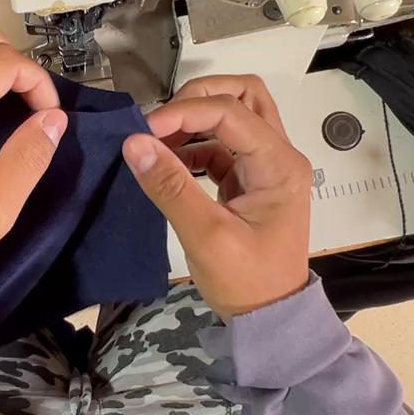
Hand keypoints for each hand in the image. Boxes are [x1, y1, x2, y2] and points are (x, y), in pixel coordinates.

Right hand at [122, 75, 313, 317]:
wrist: (271, 319)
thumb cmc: (246, 282)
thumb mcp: (206, 236)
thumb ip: (171, 187)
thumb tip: (134, 143)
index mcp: (279, 164)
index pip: (230, 111)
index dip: (183, 112)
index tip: (143, 131)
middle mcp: (279, 155)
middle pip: (244, 95)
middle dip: (198, 97)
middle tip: (160, 120)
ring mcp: (266, 166)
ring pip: (236, 114)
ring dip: (196, 117)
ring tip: (157, 139)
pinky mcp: (250, 179)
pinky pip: (223, 144)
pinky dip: (194, 143)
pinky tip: (167, 161)